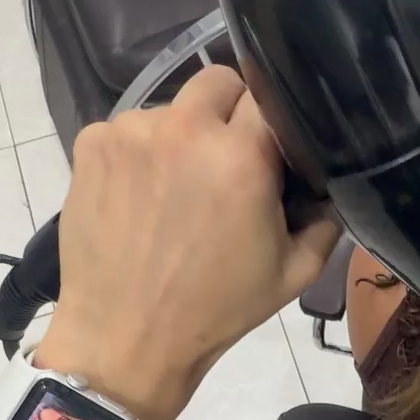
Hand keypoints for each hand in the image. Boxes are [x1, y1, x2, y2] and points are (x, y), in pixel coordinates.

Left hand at [35, 66, 340, 419]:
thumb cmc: (218, 310)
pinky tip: (143, 196)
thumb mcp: (294, 275)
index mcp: (242, 157)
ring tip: (179, 190)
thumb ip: (326, 223)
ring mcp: (130, 131)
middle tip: (230, 160)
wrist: (128, 338)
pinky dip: (143, 153)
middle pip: (219, 81)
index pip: (270, 97)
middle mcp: (184, 129)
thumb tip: (328, 191)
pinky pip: (129, 129)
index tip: (275, 153)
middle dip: (232, 112)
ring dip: (183, 135)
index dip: (276, 124)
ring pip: (171, 107)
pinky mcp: (91, 144)